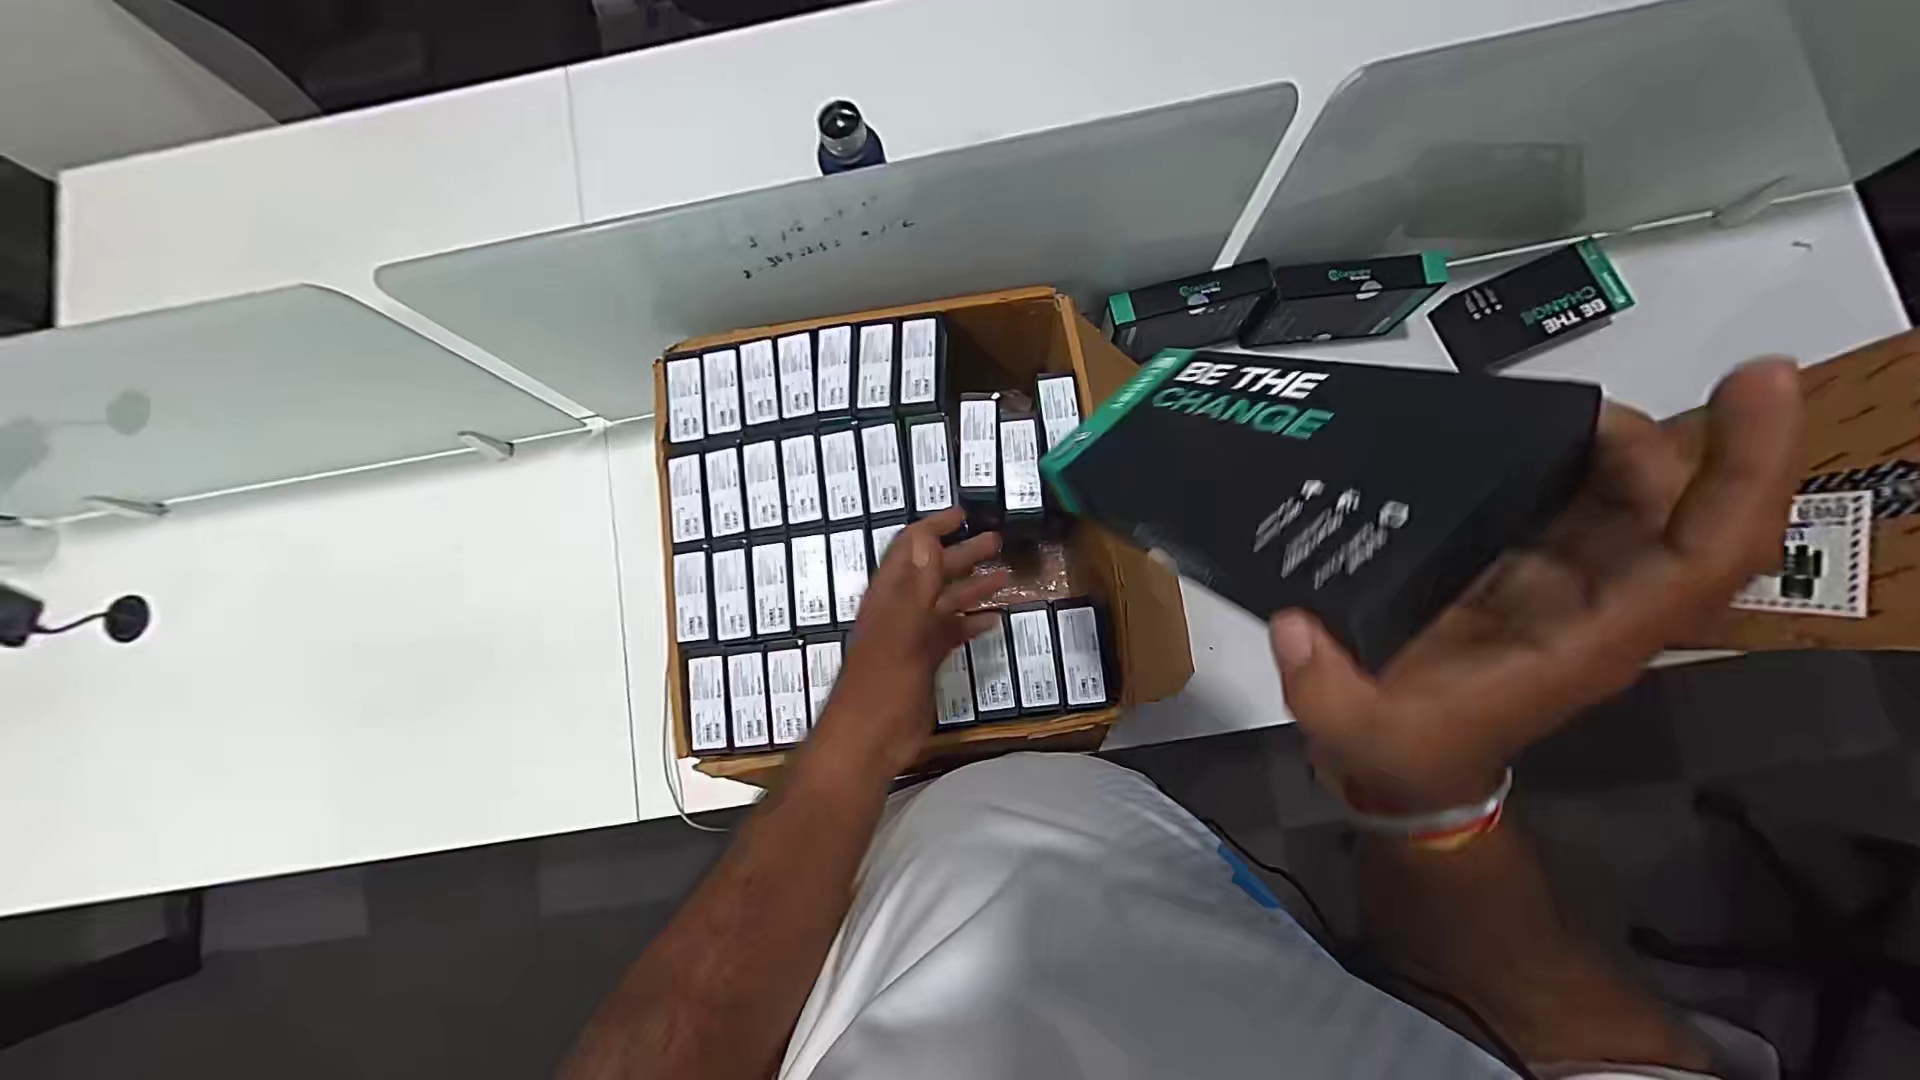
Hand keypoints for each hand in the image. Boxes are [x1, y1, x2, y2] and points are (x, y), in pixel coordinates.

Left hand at [807, 508, 1008, 777]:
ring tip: (1005, 575)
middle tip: (996, 540)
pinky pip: (950, 634)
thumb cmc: (881, 684)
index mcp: (890, 596)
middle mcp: (901, 609)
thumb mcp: (900, 632)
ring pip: (945, 602)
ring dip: (973, 587)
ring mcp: (913, 636)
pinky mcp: (925, 661)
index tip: (964, 514)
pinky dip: (970, 624)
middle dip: (963, 553)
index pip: (910, 548)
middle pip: (933, 571)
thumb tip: (926, 539)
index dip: (934, 527)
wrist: (870, 740)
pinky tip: (993, 620)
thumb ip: (915, 586)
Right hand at [1268, 360, 1804, 809]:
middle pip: (1670, 514)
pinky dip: (1551, 474)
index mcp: (1579, 644)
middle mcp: (1589, 610)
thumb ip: (1321, 683)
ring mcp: (1554, 593)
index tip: (1756, 385)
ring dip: (1605, 454)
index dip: (1741, 471)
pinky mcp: (1512, 582)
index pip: (1699, 555)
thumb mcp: (1351, 729)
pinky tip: (1503, 448)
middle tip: (1577, 405)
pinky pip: (1558, 516)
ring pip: (1620, 509)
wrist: (1405, 772)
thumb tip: (1293, 623)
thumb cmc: (1397, 753)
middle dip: (1653, 447)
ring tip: (1545, 413)